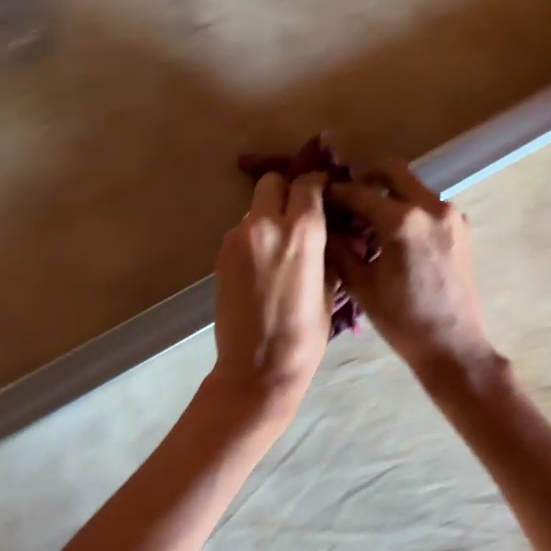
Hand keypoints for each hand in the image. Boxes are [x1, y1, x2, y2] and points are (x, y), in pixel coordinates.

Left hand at [212, 172, 331, 407]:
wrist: (257, 366)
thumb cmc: (305, 335)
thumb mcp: (329, 289)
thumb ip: (326, 251)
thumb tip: (329, 232)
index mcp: (303, 231)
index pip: (308, 184)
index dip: (317, 184)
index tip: (322, 192)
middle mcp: (267, 224)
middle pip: (272, 183)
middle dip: (286, 192)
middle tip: (297, 213)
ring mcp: (238, 238)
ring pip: (255, 210)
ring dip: (268, 218)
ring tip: (280, 249)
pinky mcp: (221, 255)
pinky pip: (242, 233)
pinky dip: (254, 239)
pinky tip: (262, 267)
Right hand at [328, 160, 498, 376]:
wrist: (453, 346)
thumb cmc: (402, 320)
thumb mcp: (360, 285)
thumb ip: (338, 248)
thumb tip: (321, 224)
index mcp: (402, 221)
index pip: (358, 192)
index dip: (334, 193)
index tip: (319, 197)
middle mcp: (431, 207)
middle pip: (392, 171)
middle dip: (365, 179)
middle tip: (348, 199)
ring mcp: (451, 215)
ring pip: (413, 186)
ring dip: (389, 194)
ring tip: (369, 221)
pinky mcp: (462, 228)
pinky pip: (429, 205)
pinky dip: (409, 209)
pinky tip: (395, 235)